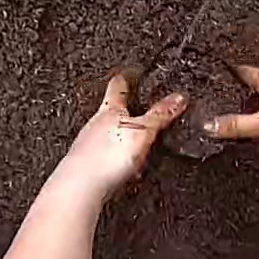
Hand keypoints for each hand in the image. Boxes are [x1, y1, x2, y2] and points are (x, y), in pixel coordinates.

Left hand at [53, 73, 185, 200]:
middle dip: (125, 108)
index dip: (127, 77)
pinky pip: (107, 157)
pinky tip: (125, 168)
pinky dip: (118, 158)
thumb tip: (178, 98)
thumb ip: (160, 115)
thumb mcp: (143, 131)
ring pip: (109, 135)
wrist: (80, 187)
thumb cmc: (105, 156)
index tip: (132, 71)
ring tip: (137, 141)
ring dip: (122, 136)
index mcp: (109, 111)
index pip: (119, 86)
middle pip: (112, 110)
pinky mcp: (89, 166)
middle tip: (137, 105)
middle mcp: (96, 125)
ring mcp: (90, 145)